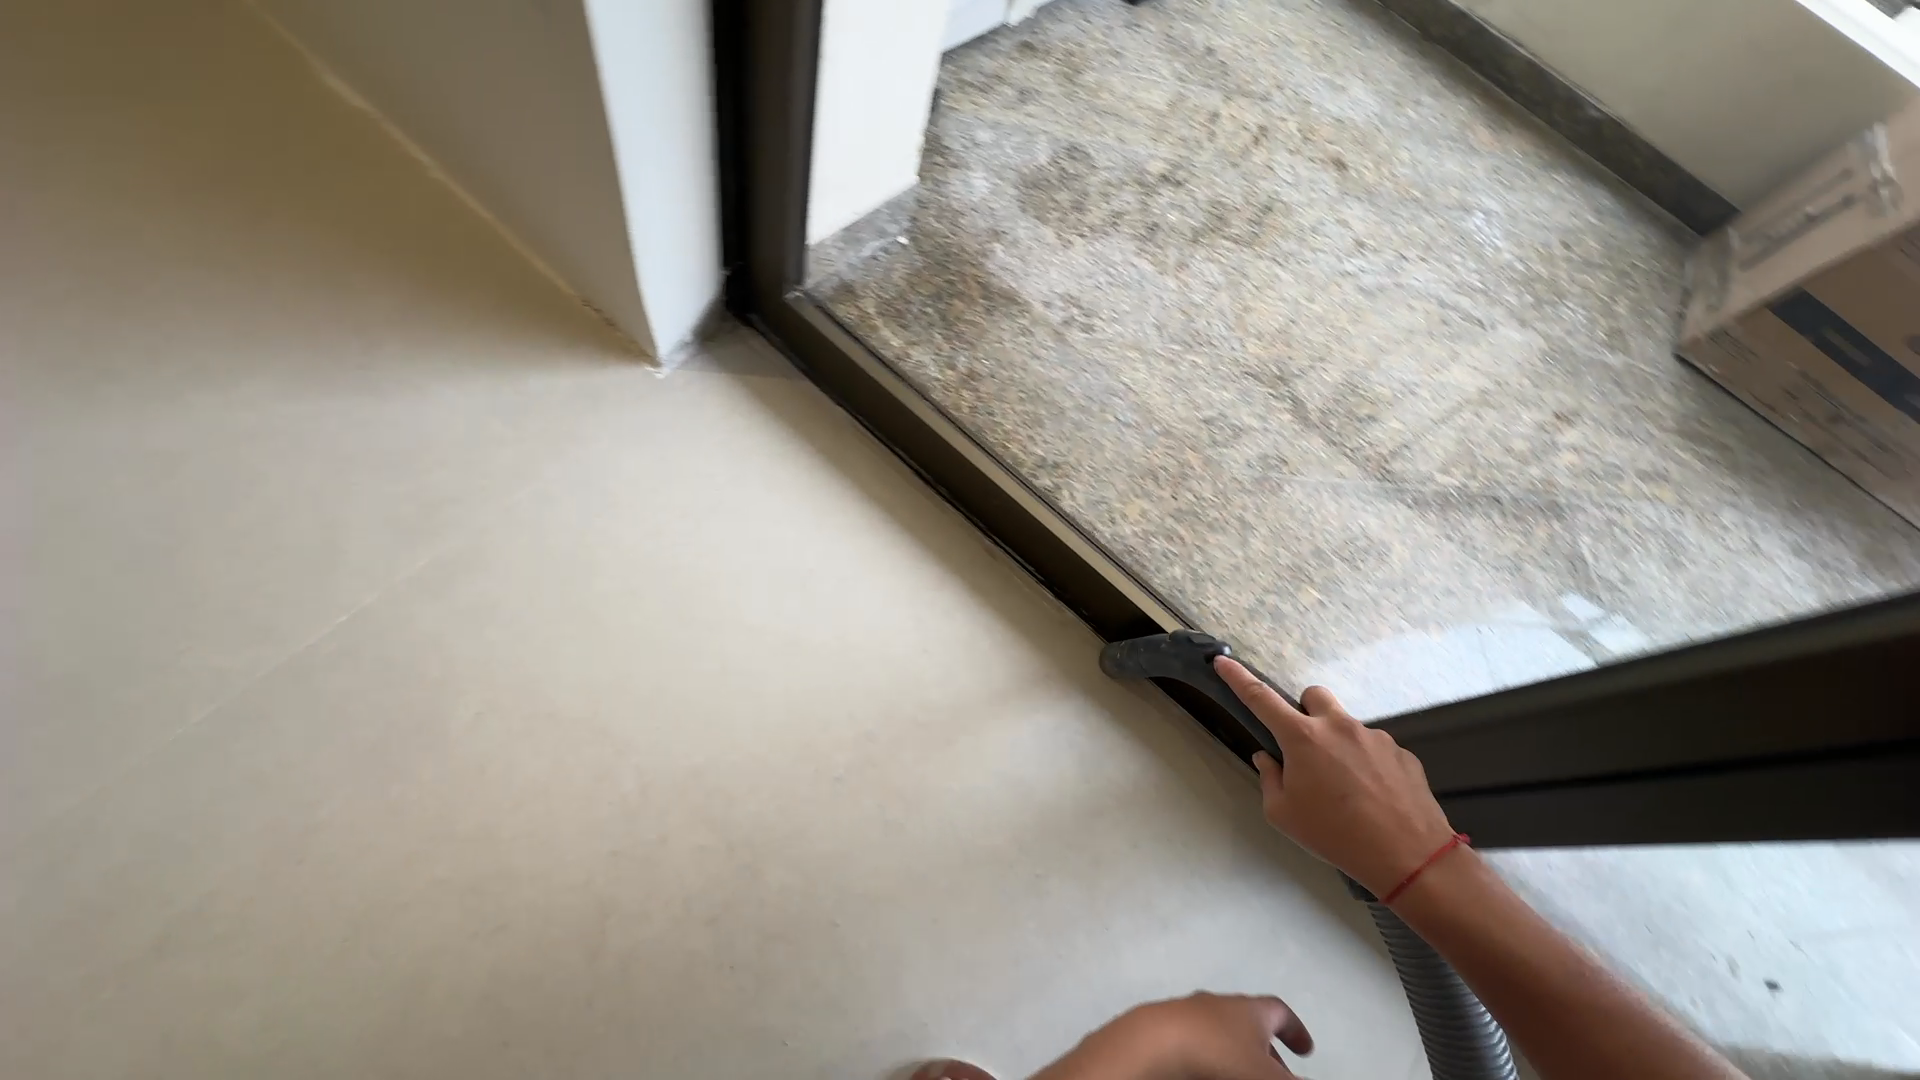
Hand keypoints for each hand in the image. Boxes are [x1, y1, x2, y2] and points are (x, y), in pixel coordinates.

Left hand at [1035, 992, 1312, 1079]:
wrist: (1152, 1045)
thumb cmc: (1218, 1056)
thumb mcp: (1266, 1076)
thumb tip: (1297, 1079)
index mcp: (1248, 1010)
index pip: (1278, 1011)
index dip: (1294, 1030)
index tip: (1306, 1048)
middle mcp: (1218, 1005)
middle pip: (1248, 1025)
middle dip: (1265, 1052)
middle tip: (1275, 1075)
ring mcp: (1188, 1015)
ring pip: (1219, 1035)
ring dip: (1235, 1058)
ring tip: (1242, 1076)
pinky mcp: (1164, 1031)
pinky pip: (1194, 1046)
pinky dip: (1206, 1061)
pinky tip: (1202, 1074)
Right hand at [1213, 656, 1456, 897]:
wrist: (1409, 857)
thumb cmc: (1334, 835)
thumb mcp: (1283, 814)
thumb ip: (1269, 778)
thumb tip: (1269, 759)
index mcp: (1302, 738)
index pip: (1260, 697)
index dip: (1238, 677)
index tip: (1222, 661)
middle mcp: (1338, 726)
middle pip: (1313, 695)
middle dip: (1305, 712)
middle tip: (1306, 747)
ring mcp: (1375, 737)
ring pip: (1347, 726)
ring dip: (1338, 744)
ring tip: (1347, 788)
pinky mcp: (1402, 753)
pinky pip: (1375, 749)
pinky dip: (1367, 765)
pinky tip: (1374, 797)